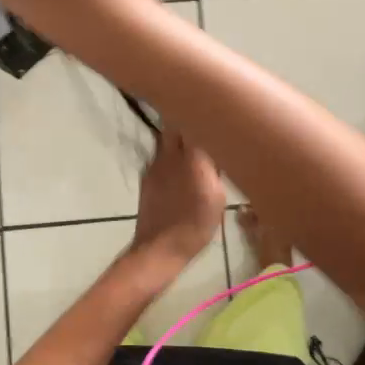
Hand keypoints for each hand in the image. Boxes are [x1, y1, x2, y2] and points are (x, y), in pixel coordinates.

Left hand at [131, 130, 225, 266]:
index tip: (212, 118)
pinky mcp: (146, 177)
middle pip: (174, 124)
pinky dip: (168, 158)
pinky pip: (158, 157)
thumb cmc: (196, 224)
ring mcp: (154, 165)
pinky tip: (177, 171)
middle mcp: (170, 155)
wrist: (161, 246)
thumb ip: (215, 169)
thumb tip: (213, 153)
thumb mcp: (219, 197)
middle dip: (185, 122)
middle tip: (200, 128)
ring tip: (189, 149)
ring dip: (175, 140)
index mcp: (192, 157)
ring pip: (164, 139)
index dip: (202, 118)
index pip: (193, 122)